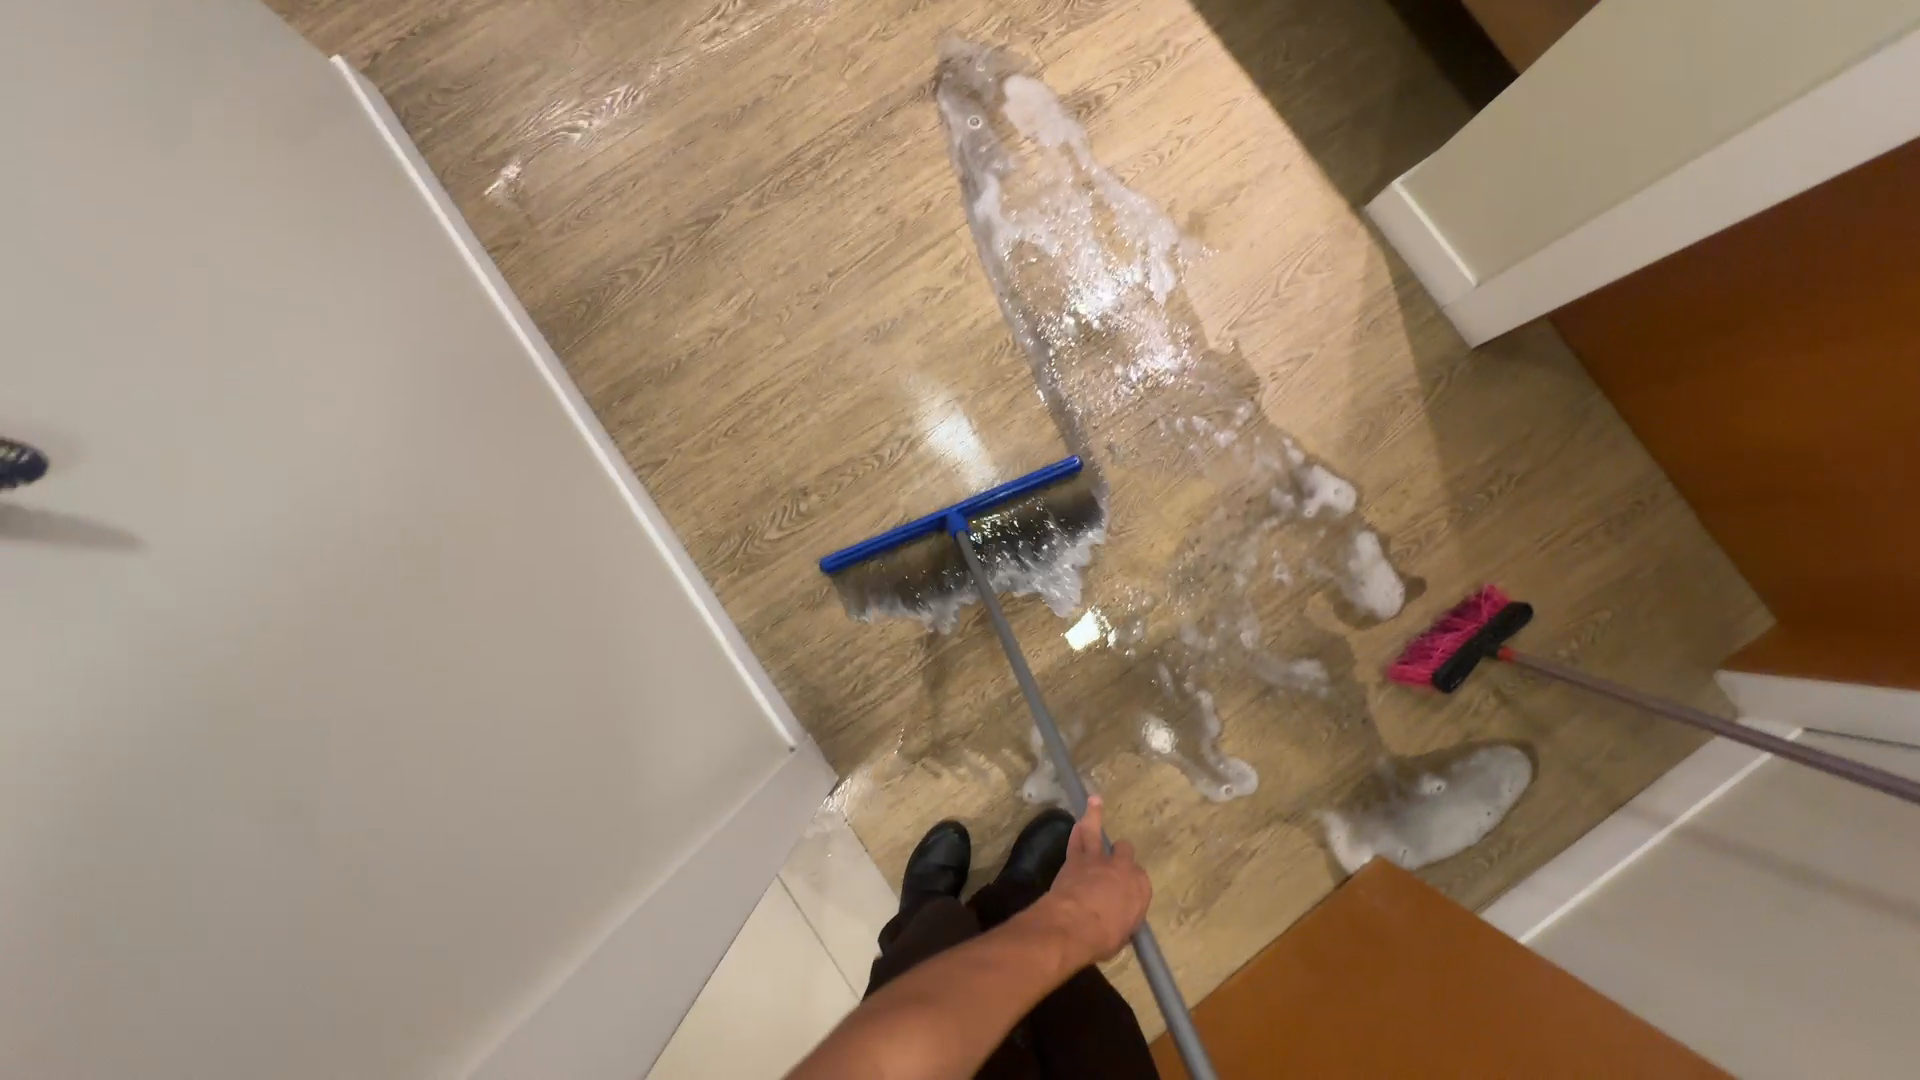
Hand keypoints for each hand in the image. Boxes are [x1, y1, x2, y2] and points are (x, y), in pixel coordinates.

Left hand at [1039, 796, 1151, 963]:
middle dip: (1121, 854)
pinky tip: (1077, 821)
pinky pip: (1078, 838)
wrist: (1074, 924)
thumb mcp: (1124, 934)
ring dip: (1095, 815)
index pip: (1139, 880)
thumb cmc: (1103, 937)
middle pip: (1125, 851)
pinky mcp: (1076, 858)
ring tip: (1095, 801)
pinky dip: (1077, 829)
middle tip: (1114, 860)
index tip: (1123, 894)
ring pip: (1097, 833)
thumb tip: (1118, 916)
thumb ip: (1124, 917)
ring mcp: (1098, 859)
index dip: (1130, 885)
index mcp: (1140, 888)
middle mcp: (1123, 868)